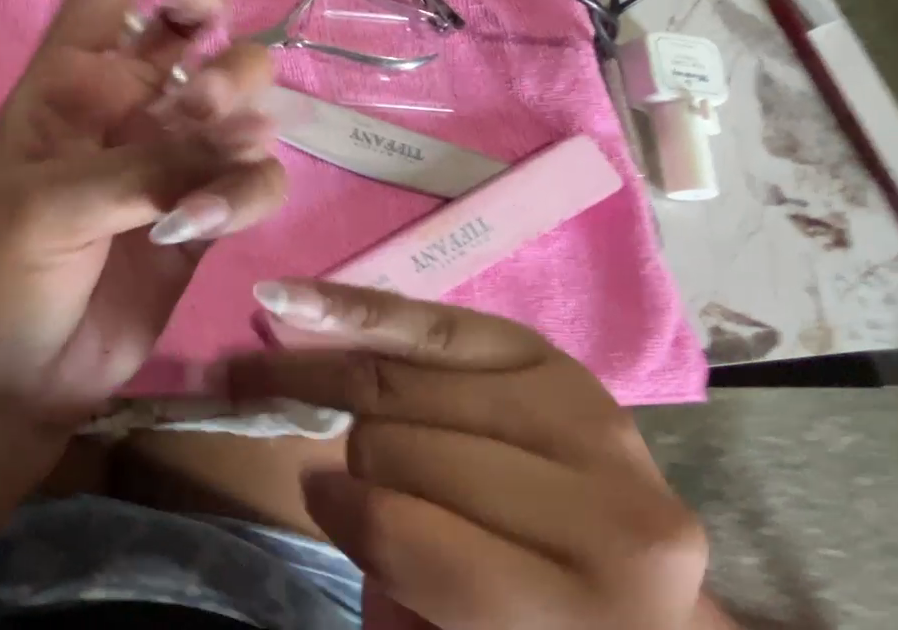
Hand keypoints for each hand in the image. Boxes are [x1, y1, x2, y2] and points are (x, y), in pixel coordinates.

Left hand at [0, 0, 288, 437]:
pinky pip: (251, 178)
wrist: (4, 380)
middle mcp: (121, 108)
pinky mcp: (199, 217)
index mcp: (64, 82)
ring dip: (236, 120)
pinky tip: (207, 223)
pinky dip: (244, 190)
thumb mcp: (47, 210)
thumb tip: (236, 130)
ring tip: (205, 169)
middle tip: (205, 82)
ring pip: (238, 103)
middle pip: (195, 32)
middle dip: (212, 36)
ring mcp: (165, 162)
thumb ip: (141, 162)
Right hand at [230, 278, 711, 629]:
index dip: (336, 510)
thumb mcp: (435, 619)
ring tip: (292, 385)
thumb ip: (390, 557)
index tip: (309, 498)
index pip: (399, 529)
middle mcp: (610, 515)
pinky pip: (426, 324)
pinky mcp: (552, 363)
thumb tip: (328, 484)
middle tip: (312, 455)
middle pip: (395, 446)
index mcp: (587, 610)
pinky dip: (348, 310)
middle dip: (346, 451)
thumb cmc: (510, 614)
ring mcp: (587, 424)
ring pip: (394, 382)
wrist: (600, 581)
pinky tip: (286, 299)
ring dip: (328, 381)